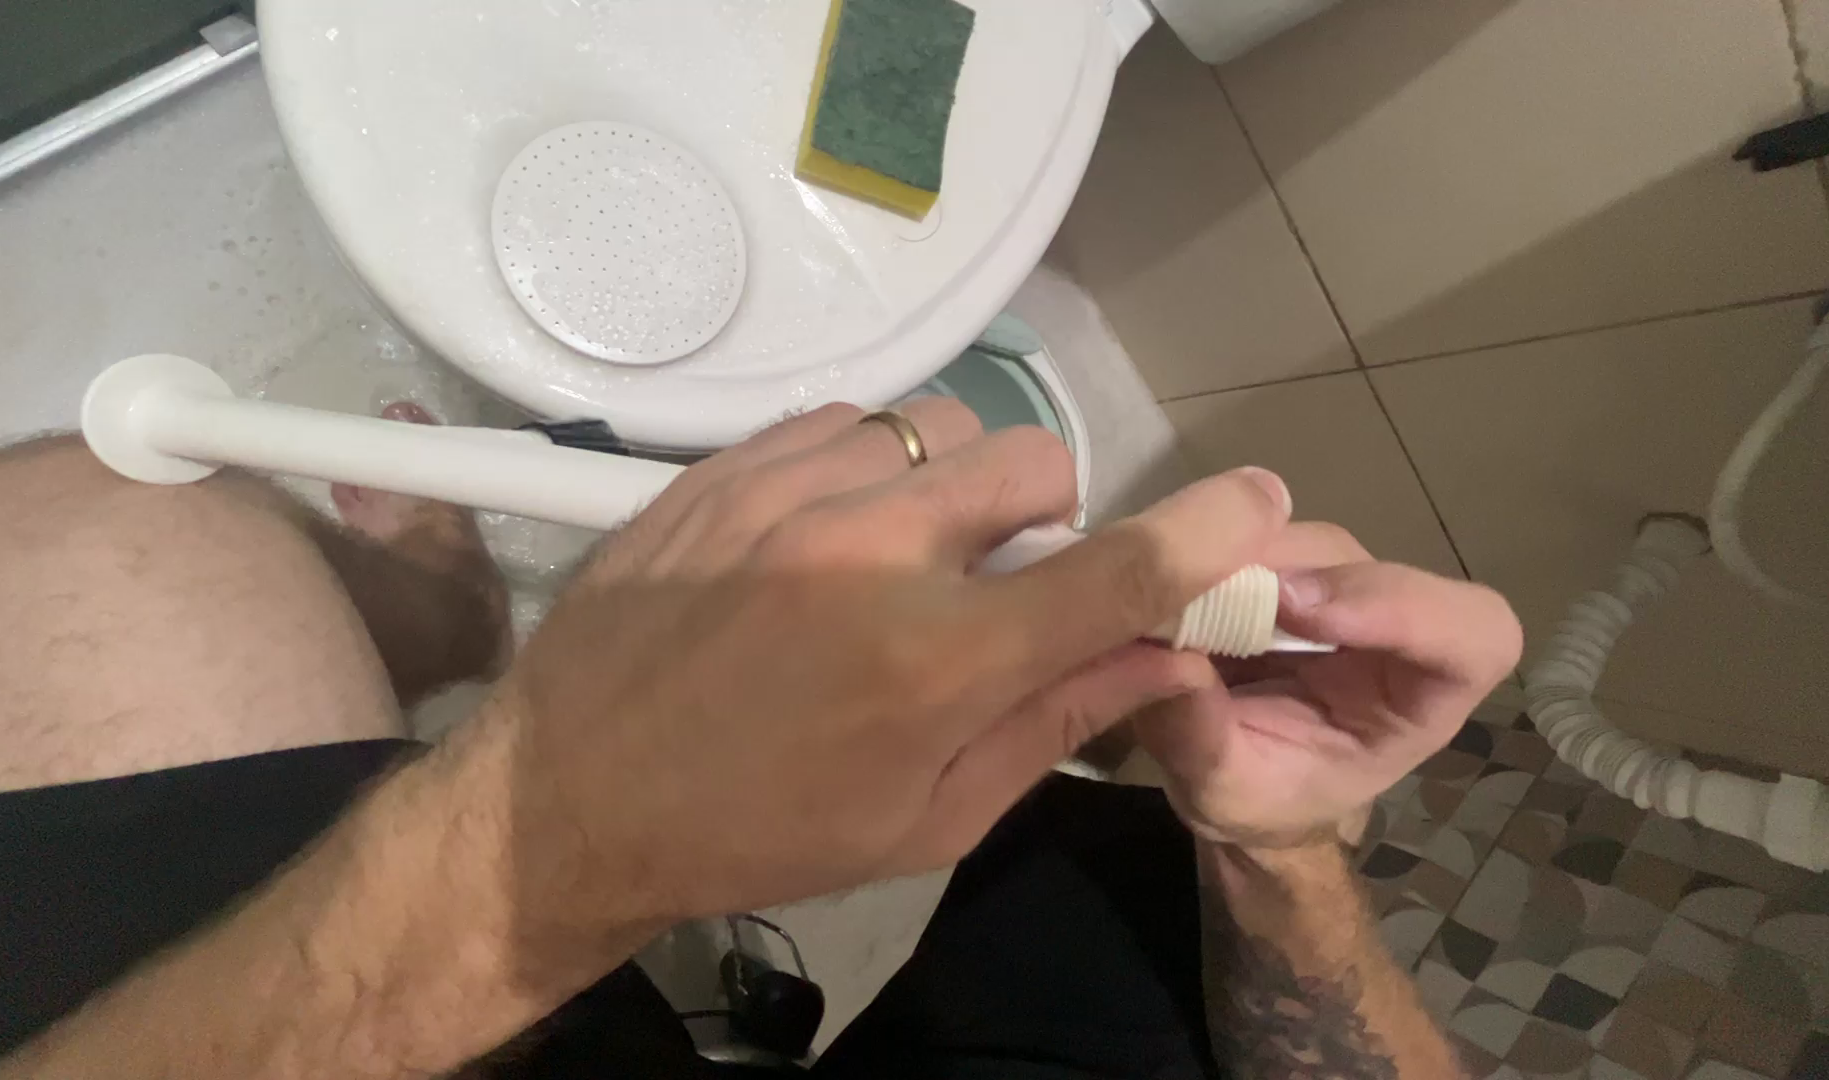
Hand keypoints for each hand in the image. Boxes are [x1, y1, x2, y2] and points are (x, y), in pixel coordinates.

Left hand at [460, 401, 1289, 942]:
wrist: (572, 794)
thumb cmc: (761, 830)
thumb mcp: (927, 818)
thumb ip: (1055, 723)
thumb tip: (1161, 656)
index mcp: (934, 661)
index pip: (1114, 572)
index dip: (1203, 535)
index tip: (1255, 503)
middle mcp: (871, 551)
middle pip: (1034, 460)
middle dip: (1046, 517)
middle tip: (997, 574)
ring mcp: (787, 492)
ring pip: (941, 427)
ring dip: (955, 486)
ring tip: (902, 549)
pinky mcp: (724, 465)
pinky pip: (849, 421)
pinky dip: (870, 467)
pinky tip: (826, 527)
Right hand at [1134, 503, 1522, 849]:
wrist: (1234, 780)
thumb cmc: (1257, 798)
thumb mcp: (1223, 792)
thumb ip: (1201, 739)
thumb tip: (1165, 662)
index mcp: (1410, 700)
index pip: (1470, 635)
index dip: (1400, 606)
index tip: (1294, 611)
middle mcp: (1381, 631)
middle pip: (1355, 566)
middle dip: (1275, 576)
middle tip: (1187, 599)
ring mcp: (1327, 592)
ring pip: (1295, 539)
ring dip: (1228, 558)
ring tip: (1163, 597)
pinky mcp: (1275, 572)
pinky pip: (1248, 537)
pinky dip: (1201, 552)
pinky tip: (1161, 585)